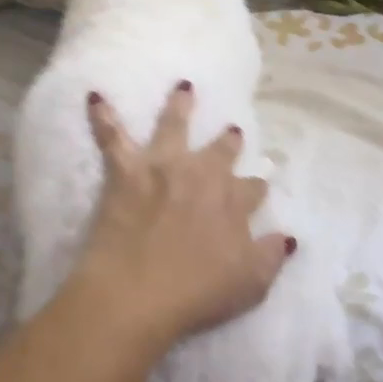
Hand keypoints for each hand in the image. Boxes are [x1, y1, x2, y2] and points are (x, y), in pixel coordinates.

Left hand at [65, 82, 293, 345]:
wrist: (138, 293)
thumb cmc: (197, 295)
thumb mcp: (251, 284)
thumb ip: (271, 256)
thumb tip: (289, 236)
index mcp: (234, 202)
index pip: (253, 188)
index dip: (255, 189)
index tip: (257, 190)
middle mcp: (203, 175)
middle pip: (220, 152)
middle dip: (229, 142)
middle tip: (232, 132)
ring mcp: (163, 168)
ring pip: (174, 126)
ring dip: (180, 105)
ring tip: (183, 86)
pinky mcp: (125, 171)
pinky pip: (111, 136)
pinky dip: (102, 116)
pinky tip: (94, 97)